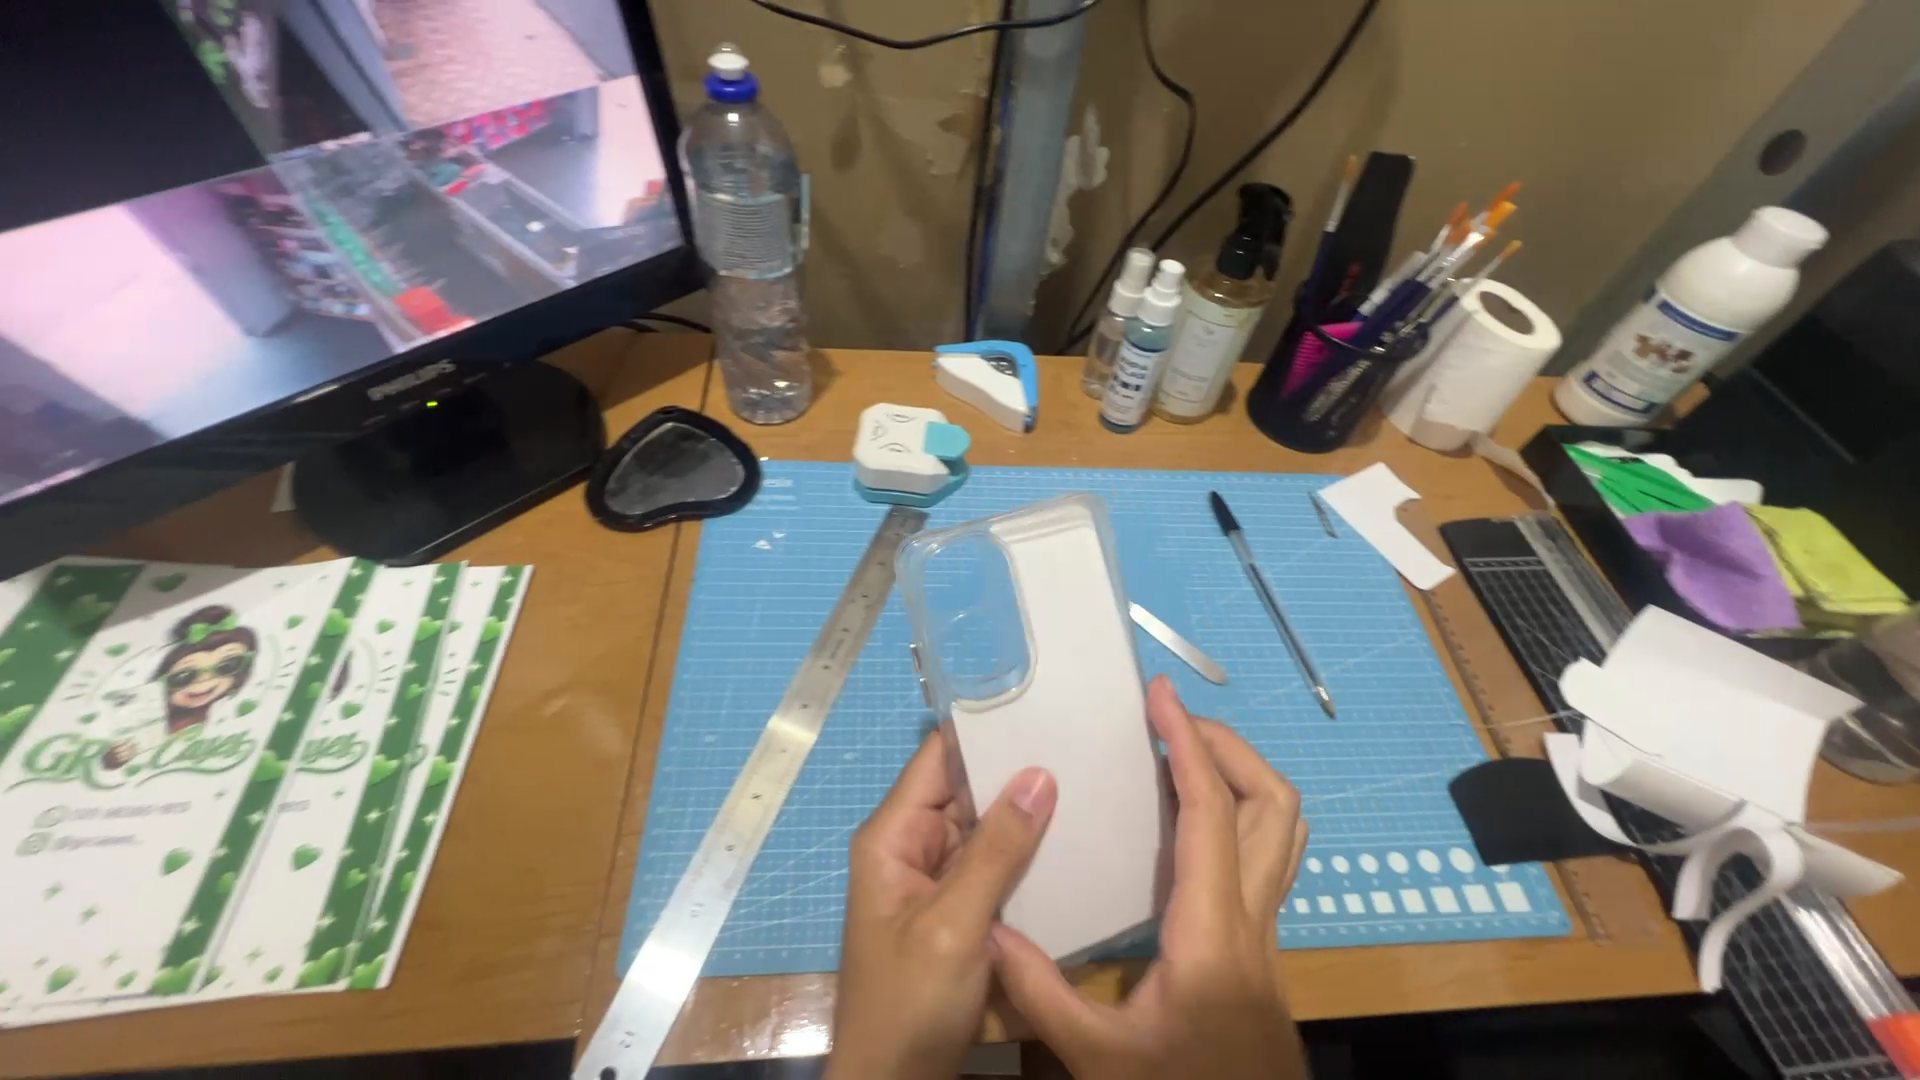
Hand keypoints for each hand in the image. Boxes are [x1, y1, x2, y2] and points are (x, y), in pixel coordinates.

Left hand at [825, 732, 1056, 1079]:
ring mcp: (937, 879)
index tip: (1039, 707)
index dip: (983, 730)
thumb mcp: (953, 923)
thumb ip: (996, 849)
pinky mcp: (960, 909)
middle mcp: (914, 846)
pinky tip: (1072, 841)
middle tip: (1080, 744)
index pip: (938, 758)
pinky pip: (994, 866)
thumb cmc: (909, 1002)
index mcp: (894, 835)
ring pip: (986, 828)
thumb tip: (1040, 774)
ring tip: (1087, 780)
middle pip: (966, 790)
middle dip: (1016, 770)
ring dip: (1026, 812)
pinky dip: (1026, 854)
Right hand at [992, 676, 1309, 1079]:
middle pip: (1272, 803)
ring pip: (1283, 826)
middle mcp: (1253, 918)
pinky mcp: (1263, 943)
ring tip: (1181, 753)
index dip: (1189, 744)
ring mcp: (1267, 930)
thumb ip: (1041, 993)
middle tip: (1169, 720)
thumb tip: (991, 926)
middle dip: (1227, 745)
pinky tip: (1187, 818)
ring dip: (1242, 773)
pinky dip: (1240, 809)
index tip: (1161, 697)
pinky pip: (1268, 852)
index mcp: (1211, 932)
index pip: (1212, 813)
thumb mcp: (1100, 1060)